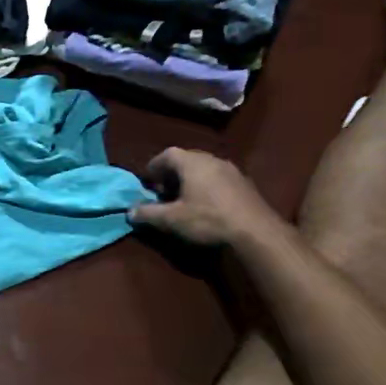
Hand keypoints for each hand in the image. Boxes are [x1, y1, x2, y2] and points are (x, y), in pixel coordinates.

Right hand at [129, 148, 284, 247]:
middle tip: (162, 191)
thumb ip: (148, 213)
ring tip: (183, 199)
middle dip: (171, 173)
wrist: (255, 230)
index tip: (146, 180)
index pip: (168, 154)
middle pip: (186, 159)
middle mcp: (211, 159)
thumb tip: (130, 211)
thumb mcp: (172, 219)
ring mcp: (231, 170)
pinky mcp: (243, 183)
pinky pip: (217, 178)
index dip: (154, 166)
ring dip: (189, 180)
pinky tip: (205, 204)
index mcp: (192, 163)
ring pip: (203, 168)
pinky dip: (206, 186)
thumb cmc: (208, 219)